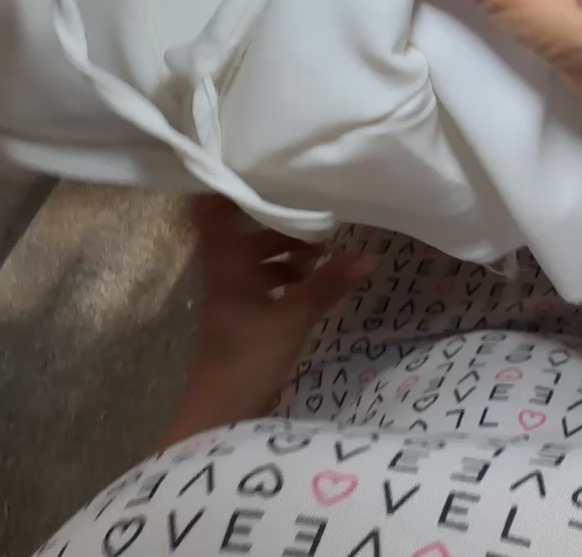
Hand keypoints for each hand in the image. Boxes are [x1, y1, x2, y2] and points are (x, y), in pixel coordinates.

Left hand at [157, 195, 374, 447]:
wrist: (219, 413)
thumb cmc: (247, 354)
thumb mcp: (294, 315)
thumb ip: (330, 283)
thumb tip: (370, 254)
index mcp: (226, 262)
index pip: (211, 213)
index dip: (226, 188)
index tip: (256, 168)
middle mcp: (224, 270)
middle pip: (245, 232)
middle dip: (280, 222)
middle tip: (318, 214)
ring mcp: (232, 293)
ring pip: (258, 256)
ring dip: (288, 250)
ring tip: (325, 248)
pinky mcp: (243, 312)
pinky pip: (264, 279)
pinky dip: (287, 273)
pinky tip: (315, 278)